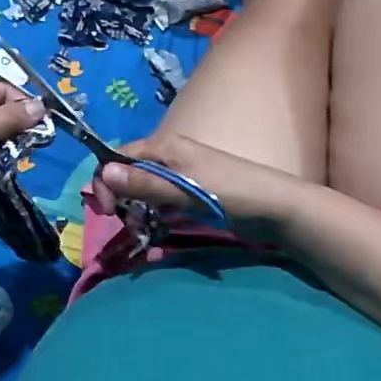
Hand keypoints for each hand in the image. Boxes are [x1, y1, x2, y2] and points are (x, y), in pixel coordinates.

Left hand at [0, 82, 45, 221]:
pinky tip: (9, 168)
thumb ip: (11, 117)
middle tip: (35, 143)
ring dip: (12, 145)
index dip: (23, 102)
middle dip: (19, 125)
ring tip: (22, 158)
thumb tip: (43, 105)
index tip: (43, 122)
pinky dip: (2, 159)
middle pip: (2, 111)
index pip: (2, 89)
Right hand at [89, 133, 309, 236]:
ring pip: (142, 191)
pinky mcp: (188, 195)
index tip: (108, 211)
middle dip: (120, 199)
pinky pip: (159, 203)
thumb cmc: (230, 192)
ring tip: (142, 232)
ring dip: (135, 212)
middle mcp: (167, 158)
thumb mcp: (184, 189)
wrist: (275, 207)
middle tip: (129, 225)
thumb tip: (104, 172)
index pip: (117, 157)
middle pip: (127, 174)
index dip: (106, 181)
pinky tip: (156, 234)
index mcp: (164, 147)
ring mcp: (178, 177)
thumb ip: (145, 183)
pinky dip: (152, 217)